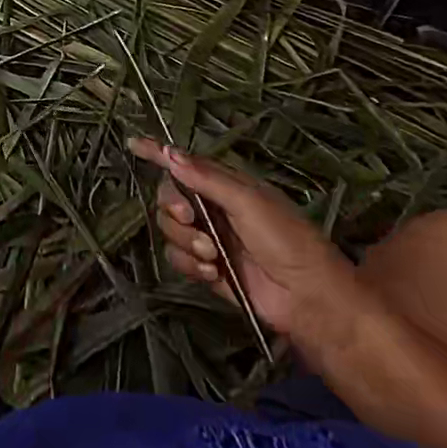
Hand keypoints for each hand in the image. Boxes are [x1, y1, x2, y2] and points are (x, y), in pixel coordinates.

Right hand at [129, 137, 359, 335]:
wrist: (312, 303)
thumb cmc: (290, 244)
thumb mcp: (251, 204)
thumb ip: (207, 178)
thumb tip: (168, 153)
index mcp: (228, 187)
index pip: (185, 163)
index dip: (159, 153)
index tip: (134, 144)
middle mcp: (213, 208)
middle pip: (168, 196)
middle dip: (173, 207)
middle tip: (189, 218)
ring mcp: (208, 238)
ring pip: (169, 227)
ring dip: (185, 240)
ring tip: (212, 255)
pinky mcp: (205, 266)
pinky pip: (176, 256)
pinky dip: (189, 264)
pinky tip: (212, 272)